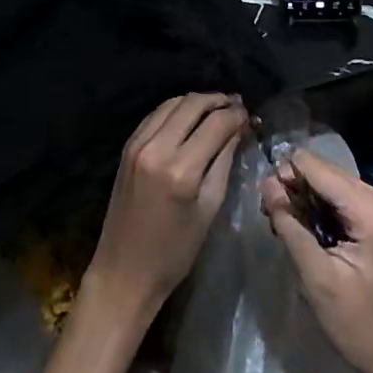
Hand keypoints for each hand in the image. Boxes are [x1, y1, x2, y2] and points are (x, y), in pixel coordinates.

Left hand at [86, 93, 246, 309]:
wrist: (124, 272)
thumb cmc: (175, 251)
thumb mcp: (209, 208)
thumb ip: (224, 161)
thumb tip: (238, 129)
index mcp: (181, 170)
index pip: (216, 124)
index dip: (236, 114)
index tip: (248, 114)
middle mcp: (156, 149)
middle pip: (192, 104)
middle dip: (218, 100)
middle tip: (236, 105)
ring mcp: (137, 145)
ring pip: (172, 103)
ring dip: (197, 101)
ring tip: (216, 108)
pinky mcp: (127, 148)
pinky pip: (155, 115)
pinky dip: (175, 110)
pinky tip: (189, 117)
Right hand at [262, 151, 372, 372]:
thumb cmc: (356, 322)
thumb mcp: (317, 277)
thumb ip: (290, 226)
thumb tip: (266, 184)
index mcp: (367, 207)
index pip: (314, 166)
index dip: (284, 177)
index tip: (265, 206)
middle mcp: (372, 195)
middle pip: (318, 169)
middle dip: (290, 188)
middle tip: (272, 221)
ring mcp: (371, 205)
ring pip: (321, 181)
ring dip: (298, 200)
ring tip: (283, 230)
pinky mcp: (366, 217)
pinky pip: (330, 197)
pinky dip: (311, 209)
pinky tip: (299, 233)